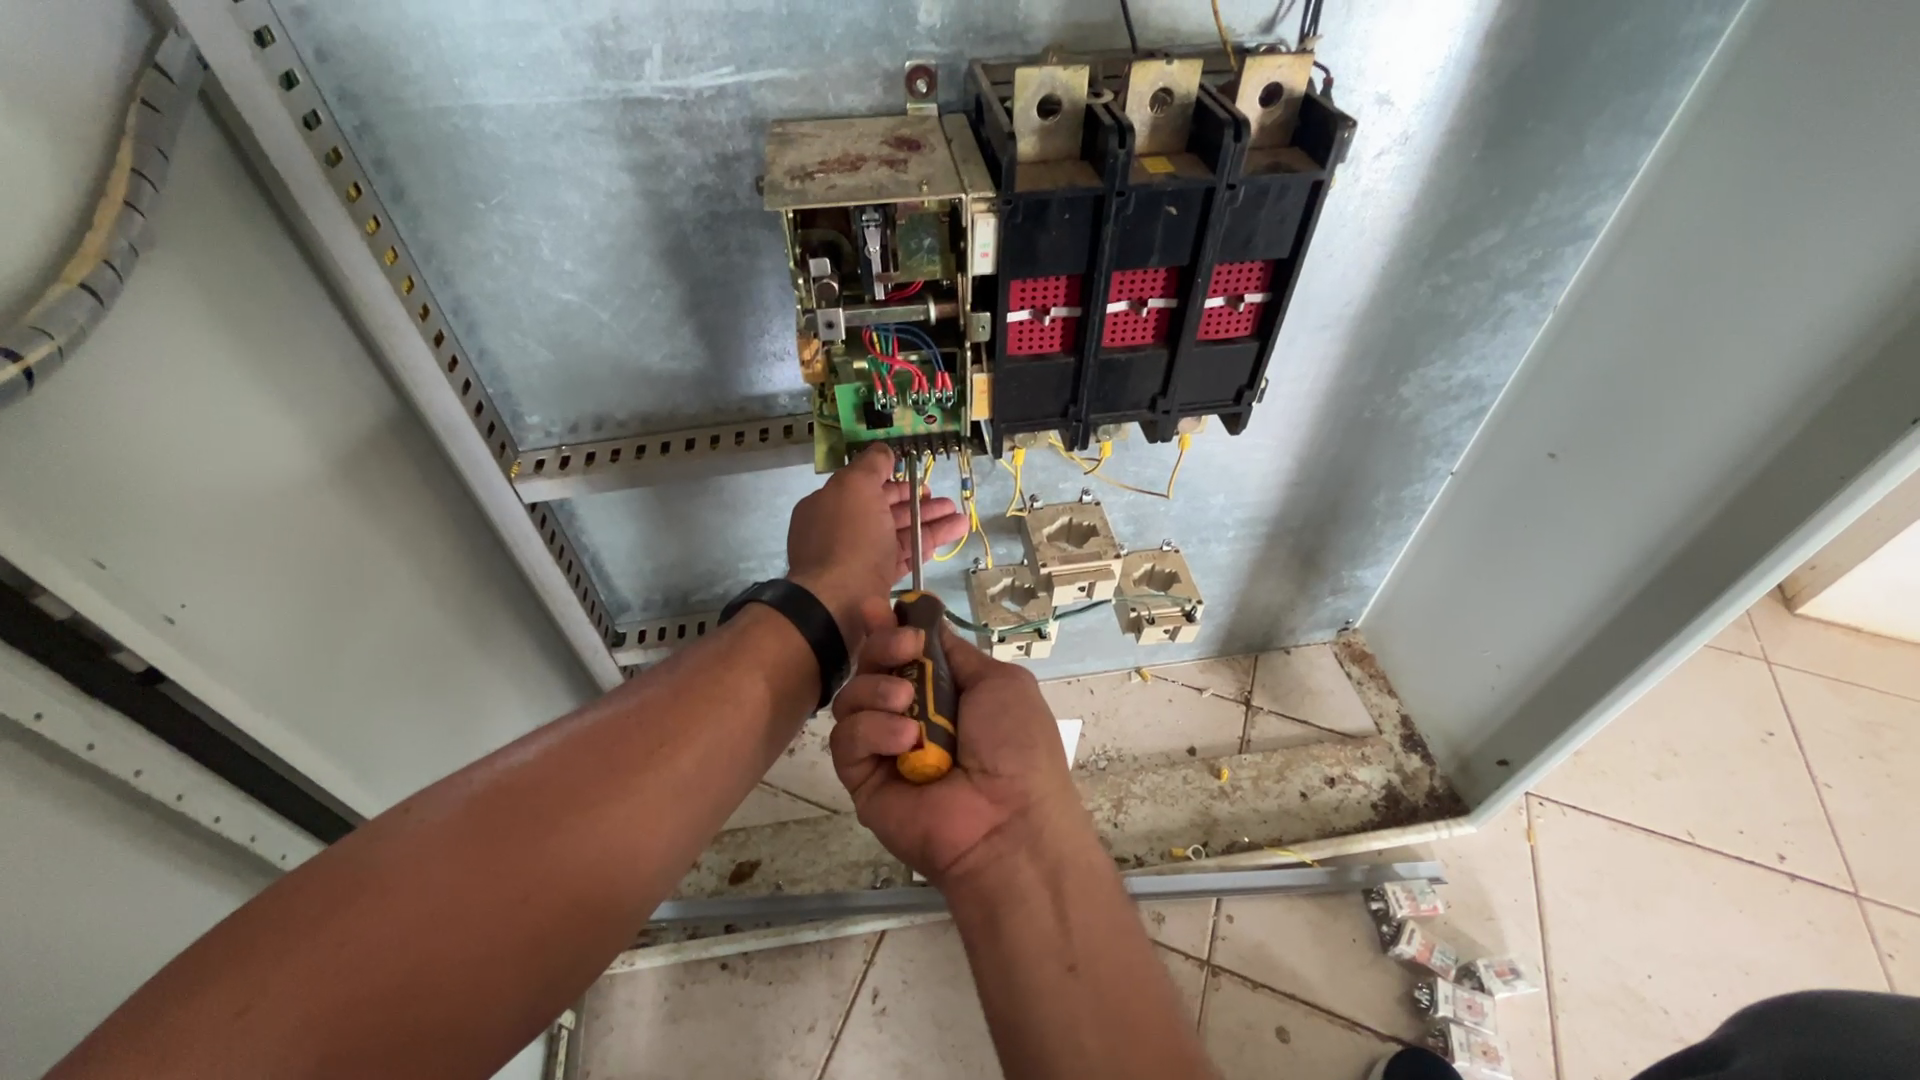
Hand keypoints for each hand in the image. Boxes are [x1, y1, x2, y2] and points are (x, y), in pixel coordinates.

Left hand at [787, 444, 965, 632]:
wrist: (837, 603)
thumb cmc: (847, 539)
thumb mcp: (856, 486)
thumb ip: (872, 464)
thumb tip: (884, 450)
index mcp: (829, 505)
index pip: (866, 488)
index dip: (896, 484)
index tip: (922, 484)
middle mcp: (839, 532)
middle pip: (885, 513)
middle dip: (919, 506)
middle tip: (949, 504)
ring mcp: (855, 561)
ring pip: (897, 537)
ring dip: (929, 526)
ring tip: (961, 521)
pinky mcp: (871, 586)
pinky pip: (900, 562)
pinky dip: (921, 550)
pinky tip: (942, 543)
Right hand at [830, 601, 1093, 887]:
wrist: (1009, 822)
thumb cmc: (1016, 747)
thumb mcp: (1000, 683)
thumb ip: (956, 653)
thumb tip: (925, 624)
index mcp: (945, 693)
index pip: (903, 652)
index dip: (888, 627)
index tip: (879, 607)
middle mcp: (910, 715)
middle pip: (871, 666)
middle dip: (881, 646)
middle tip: (904, 650)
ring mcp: (883, 747)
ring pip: (851, 698)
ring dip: (877, 690)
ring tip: (909, 705)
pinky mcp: (863, 779)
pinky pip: (846, 740)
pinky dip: (871, 731)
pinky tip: (903, 740)